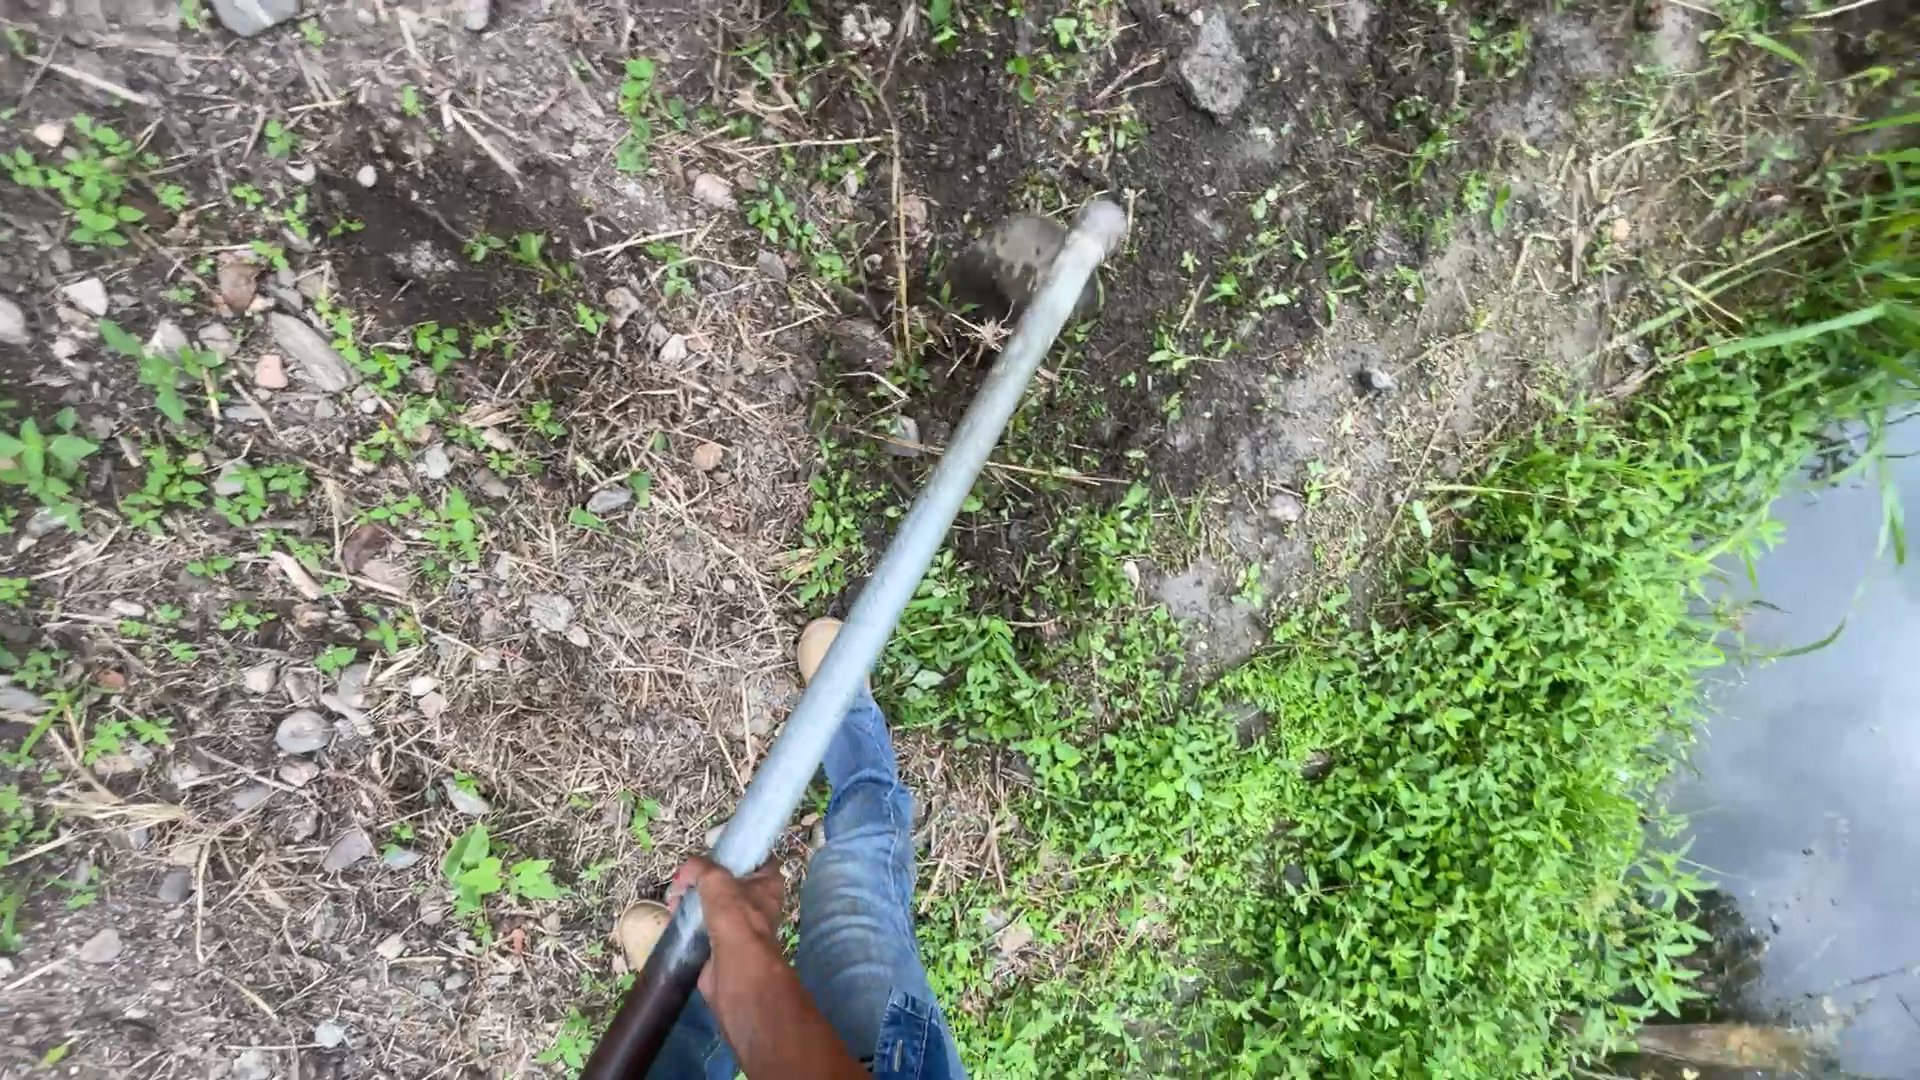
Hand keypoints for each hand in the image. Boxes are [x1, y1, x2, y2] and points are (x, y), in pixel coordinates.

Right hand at [668, 856, 785, 998]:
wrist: (736, 973)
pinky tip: (672, 916)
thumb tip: (686, 868)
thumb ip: (701, 869)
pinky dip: (688, 920)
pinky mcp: (722, 942)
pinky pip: (703, 924)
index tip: (711, 850)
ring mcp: (740, 923)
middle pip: (727, 880)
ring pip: (713, 902)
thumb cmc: (736, 920)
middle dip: (703, 879)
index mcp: (768, 881)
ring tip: (674, 899)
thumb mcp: (718, 882)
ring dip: (692, 899)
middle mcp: (757, 900)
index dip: (734, 850)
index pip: (755, 856)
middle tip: (684, 879)